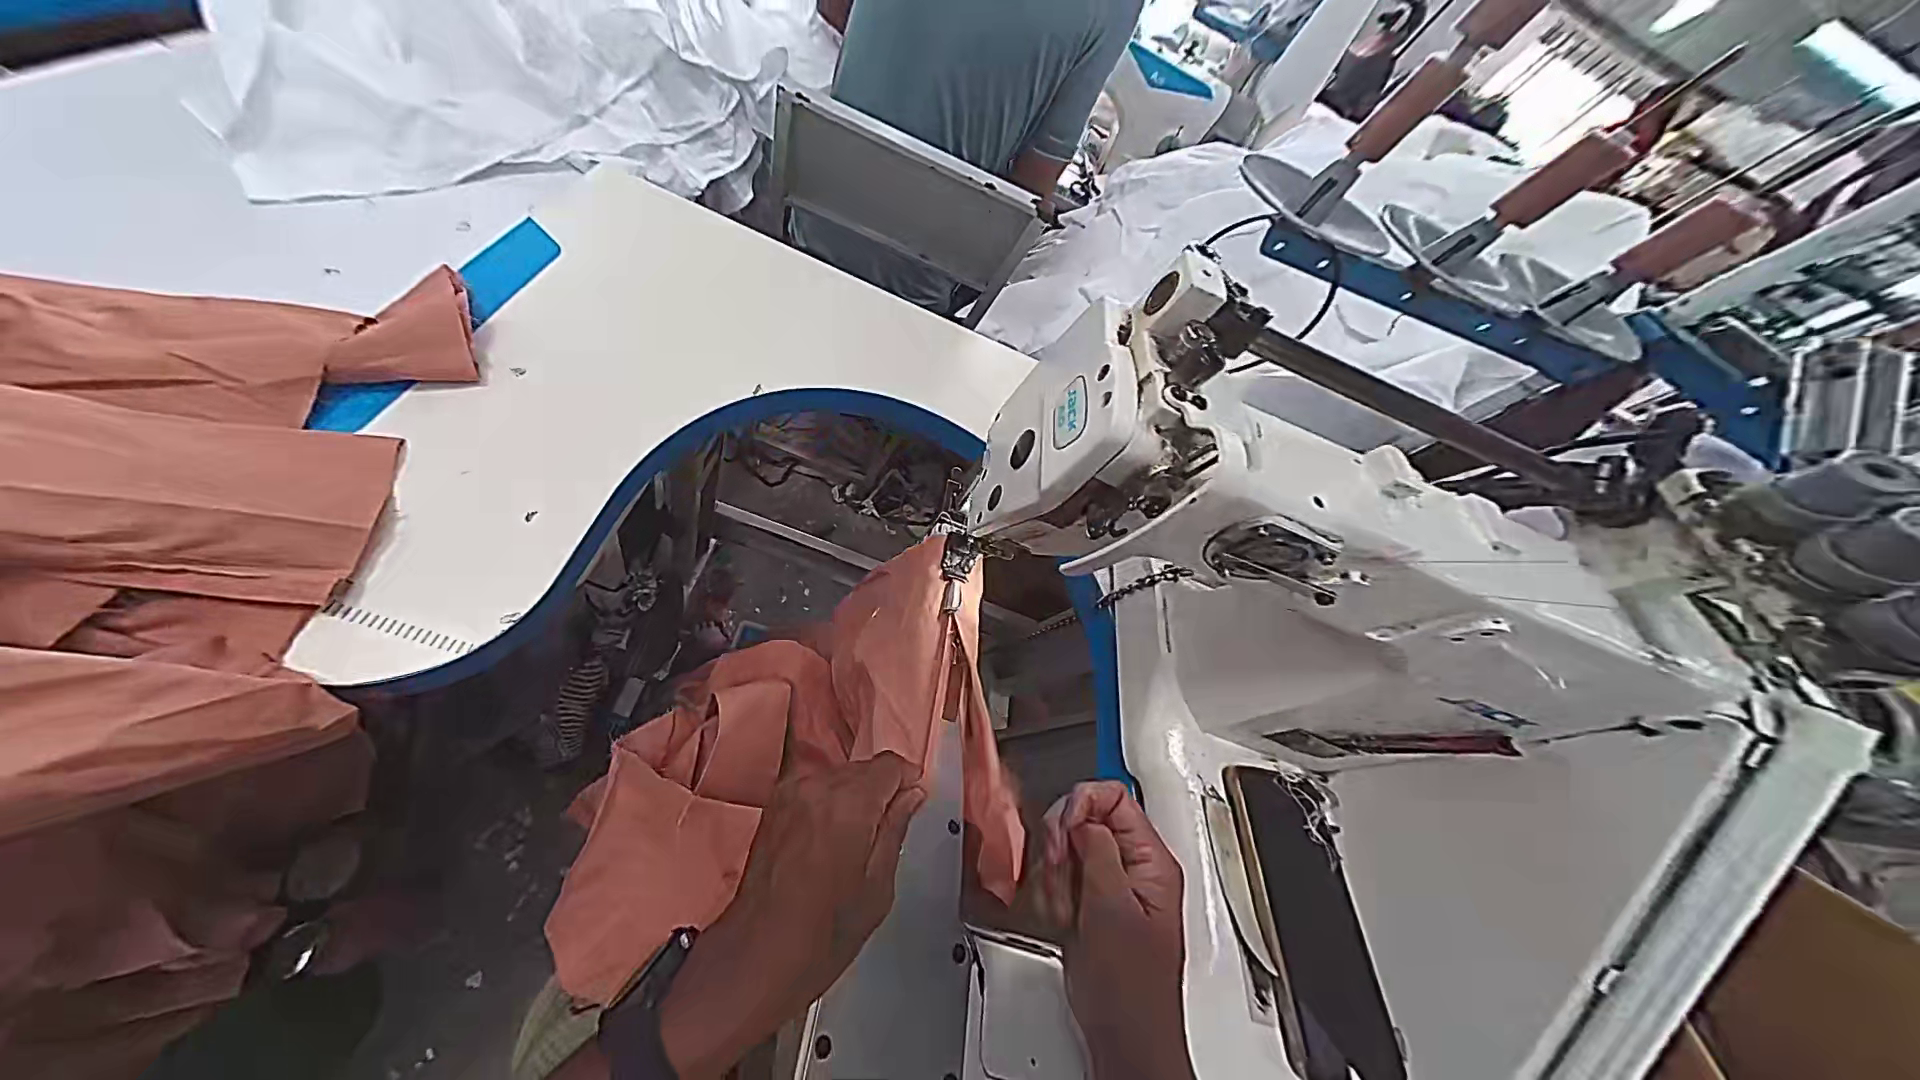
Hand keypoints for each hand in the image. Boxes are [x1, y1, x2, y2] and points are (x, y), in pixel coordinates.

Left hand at [655, 753, 924, 1079]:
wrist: (759, 954)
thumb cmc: (822, 933)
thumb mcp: (878, 885)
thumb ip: (897, 828)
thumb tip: (912, 795)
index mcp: (850, 803)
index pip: (890, 764)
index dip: (907, 779)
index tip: (914, 796)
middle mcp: (818, 787)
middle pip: (864, 766)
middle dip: (882, 788)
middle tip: (889, 825)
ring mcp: (791, 792)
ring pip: (840, 774)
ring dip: (855, 793)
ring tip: (858, 837)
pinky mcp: (774, 803)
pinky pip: (815, 785)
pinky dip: (829, 799)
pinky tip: (831, 835)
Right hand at [1042, 781, 1192, 1079]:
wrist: (1122, 1036)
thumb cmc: (1131, 987)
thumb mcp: (1113, 908)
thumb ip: (1097, 850)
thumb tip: (1081, 815)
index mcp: (1150, 860)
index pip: (1115, 797)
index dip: (1083, 802)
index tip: (1065, 826)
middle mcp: (1132, 865)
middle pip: (1085, 816)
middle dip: (1064, 842)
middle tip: (1060, 867)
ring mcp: (1108, 882)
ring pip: (1067, 845)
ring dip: (1056, 873)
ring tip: (1067, 905)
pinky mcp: (1088, 899)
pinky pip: (1059, 873)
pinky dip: (1052, 891)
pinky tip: (1062, 916)